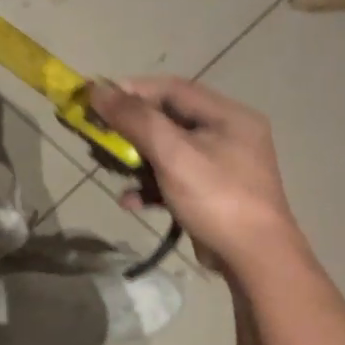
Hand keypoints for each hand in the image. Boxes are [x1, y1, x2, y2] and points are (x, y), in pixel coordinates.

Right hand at [89, 77, 305, 272]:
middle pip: (165, 117)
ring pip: (162, 147)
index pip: (171, 88)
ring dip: (131, 159)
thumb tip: (97, 90)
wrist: (252, 256)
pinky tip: (131, 200)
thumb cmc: (216, 197)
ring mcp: (218, 162)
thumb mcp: (172, 154)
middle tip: (95, 138)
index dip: (130, 90)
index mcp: (228, 117)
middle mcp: (227, 133)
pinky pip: (168, 174)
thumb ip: (135, 120)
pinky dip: (146, 184)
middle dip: (126, 128)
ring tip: (111, 172)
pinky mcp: (207, 187)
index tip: (92, 101)